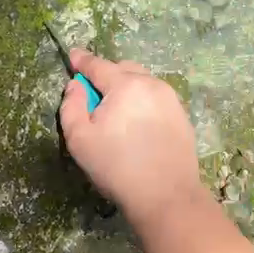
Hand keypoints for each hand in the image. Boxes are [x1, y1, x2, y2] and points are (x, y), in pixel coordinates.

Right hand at [59, 48, 207, 217]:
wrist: (166, 196)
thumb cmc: (117, 167)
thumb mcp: (79, 139)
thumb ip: (71, 106)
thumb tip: (75, 85)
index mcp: (125, 85)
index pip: (98, 65)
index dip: (82, 61)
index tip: (74, 56)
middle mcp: (151, 84)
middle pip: (124, 69)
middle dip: (107, 75)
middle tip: (95, 97)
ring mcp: (171, 100)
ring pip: (143, 83)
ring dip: (127, 89)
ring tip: (118, 114)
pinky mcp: (182, 117)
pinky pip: (157, 100)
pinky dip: (143, 104)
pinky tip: (139, 126)